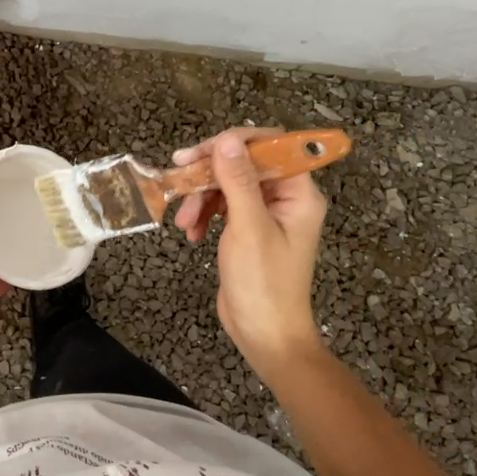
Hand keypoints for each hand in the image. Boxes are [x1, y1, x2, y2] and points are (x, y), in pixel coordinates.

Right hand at [172, 128, 327, 378]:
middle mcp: (285, 198)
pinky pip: (221, 204)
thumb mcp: (248, 227)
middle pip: (243, 161)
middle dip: (209, 170)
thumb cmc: (264, 282)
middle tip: (178, 172)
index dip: (236, 141)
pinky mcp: (247, 228)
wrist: (265, 336)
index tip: (202, 151)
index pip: (271, 145)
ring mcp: (265, 213)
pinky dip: (203, 213)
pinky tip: (191, 233)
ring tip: (183, 220)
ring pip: (226, 182)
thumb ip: (238, 180)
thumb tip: (226, 139)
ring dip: (200, 195)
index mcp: (298, 194)